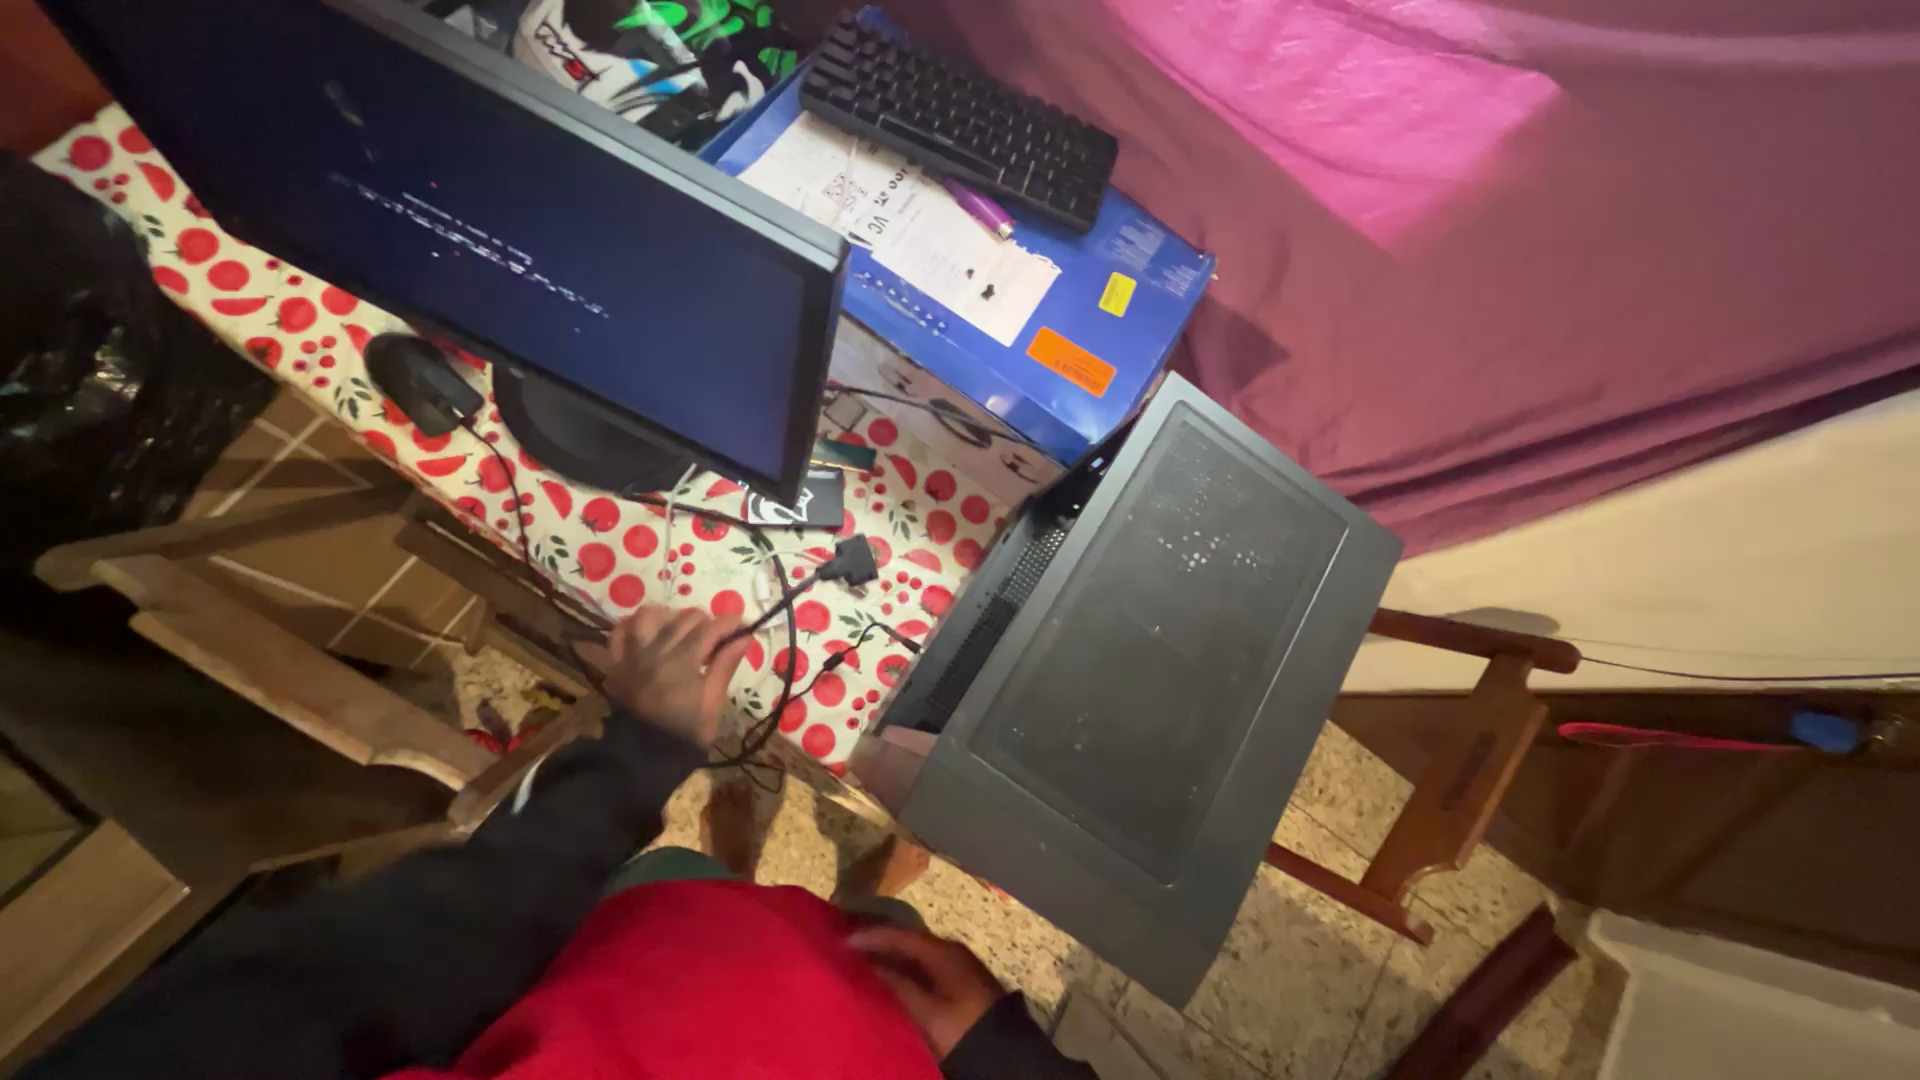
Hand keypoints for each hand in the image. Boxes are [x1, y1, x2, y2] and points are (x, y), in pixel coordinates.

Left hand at [603, 605, 749, 747]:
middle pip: (685, 618)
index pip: (711, 628)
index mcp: (682, 663)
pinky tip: (650, 634)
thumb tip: (744, 637)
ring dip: (670, 617)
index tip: (743, 626)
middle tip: (716, 638)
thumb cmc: (686, 733)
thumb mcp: (713, 703)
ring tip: (681, 631)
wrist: (643, 756)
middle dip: (707, 622)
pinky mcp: (617, 663)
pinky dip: (635, 626)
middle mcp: (656, 651)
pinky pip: (620, 632)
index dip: (731, 623)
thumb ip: (725, 666)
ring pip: (649, 615)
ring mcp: (633, 655)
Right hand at [848, 924, 1005, 1059]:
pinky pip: (924, 967)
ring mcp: (956, 966)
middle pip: (908, 940)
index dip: (870, 936)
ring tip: (862, 962)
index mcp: (942, 952)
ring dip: (891, 956)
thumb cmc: (962, 1029)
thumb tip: (869, 965)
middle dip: (879, 943)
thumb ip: (898, 987)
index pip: (900, 935)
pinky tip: (889, 980)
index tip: (841, 940)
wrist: (1004, 1054)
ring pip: (915, 954)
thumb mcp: (927, 1013)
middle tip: (848, 947)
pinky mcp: (959, 984)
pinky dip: (903, 969)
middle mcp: (950, 951)